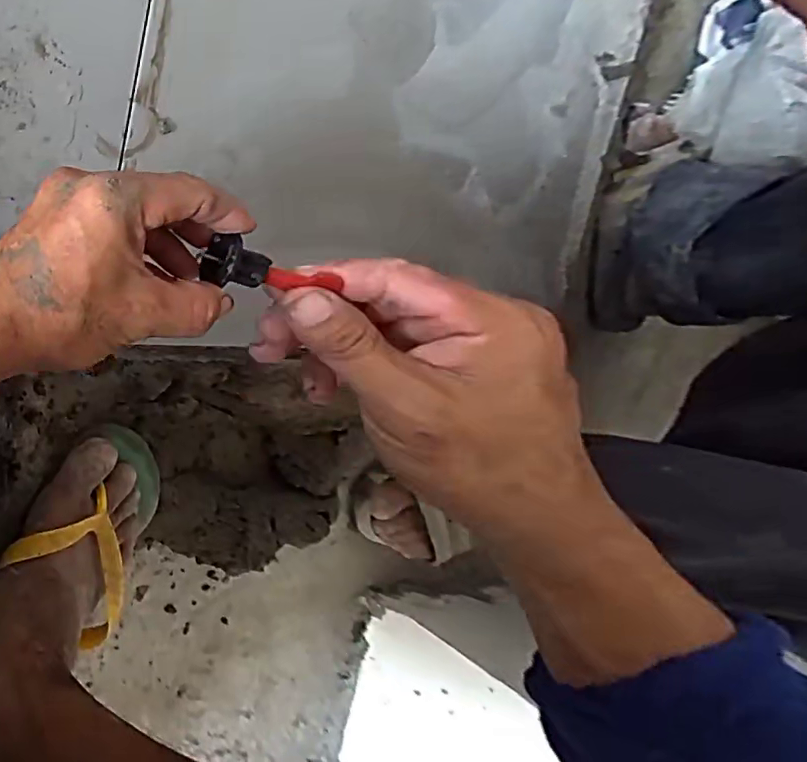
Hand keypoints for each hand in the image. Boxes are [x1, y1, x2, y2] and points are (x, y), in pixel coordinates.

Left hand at [0, 168, 254, 406]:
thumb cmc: (62, 314)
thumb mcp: (140, 312)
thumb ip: (193, 305)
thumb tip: (217, 301)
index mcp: (113, 195)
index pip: (187, 191)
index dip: (223, 211)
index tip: (245, 232)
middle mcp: (84, 184)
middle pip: (155, 199)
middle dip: (190, 233)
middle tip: (214, 262)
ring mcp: (59, 198)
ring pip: (126, 213)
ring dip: (158, 245)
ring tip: (180, 282)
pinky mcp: (44, 218)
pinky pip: (100, 222)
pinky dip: (126, 246)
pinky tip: (140, 278)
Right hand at [255, 259, 735, 685]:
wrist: (535, 529)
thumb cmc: (474, 469)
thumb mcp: (401, 404)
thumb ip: (348, 346)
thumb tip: (297, 296)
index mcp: (486, 316)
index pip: (391, 276)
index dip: (326, 280)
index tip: (274, 295)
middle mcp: (484, 314)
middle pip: (381, 296)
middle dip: (320, 317)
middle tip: (270, 339)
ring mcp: (474, 336)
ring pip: (381, 320)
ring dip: (331, 342)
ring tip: (295, 369)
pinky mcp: (460, 358)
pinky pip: (395, 343)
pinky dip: (356, 360)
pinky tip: (329, 383)